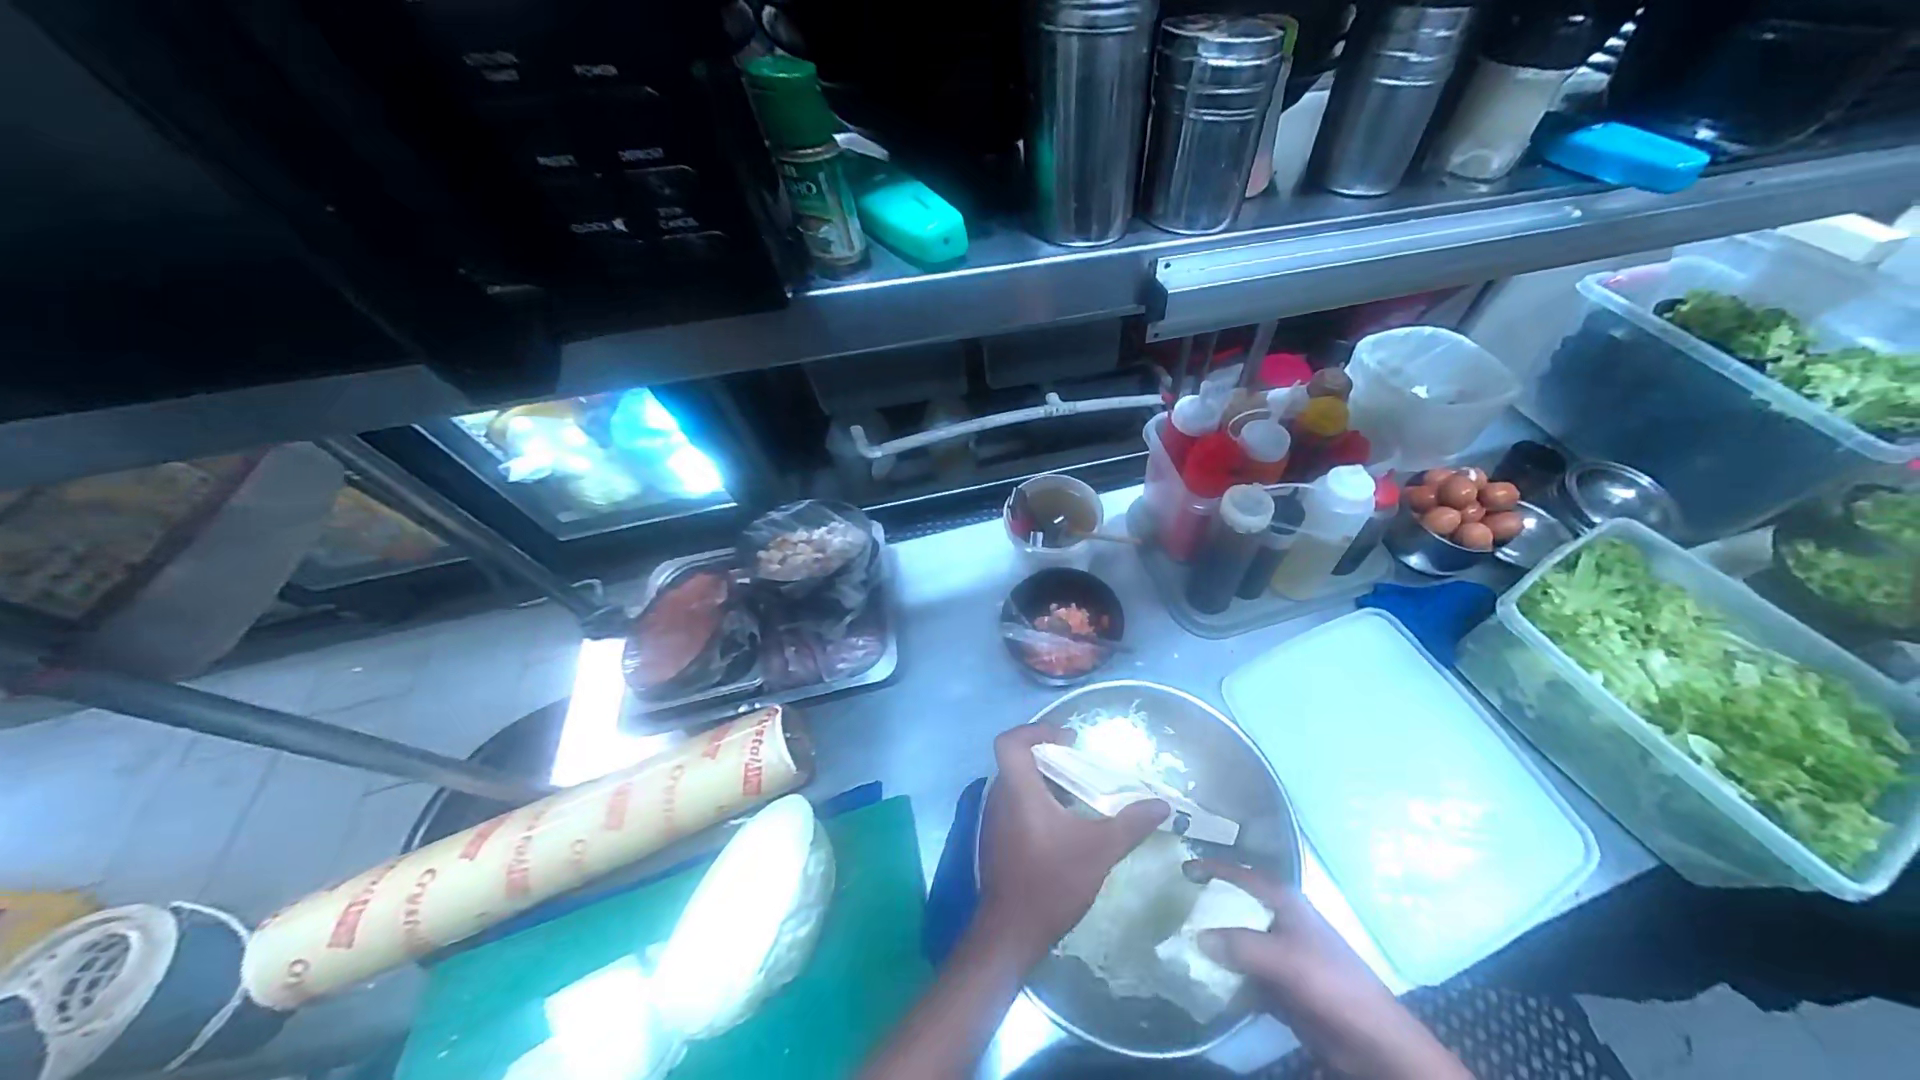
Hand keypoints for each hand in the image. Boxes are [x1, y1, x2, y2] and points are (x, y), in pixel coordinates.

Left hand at [976, 723, 1167, 962]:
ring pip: (1015, 784)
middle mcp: (1000, 798)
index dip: (1035, 731)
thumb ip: (1131, 824)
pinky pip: (1014, 805)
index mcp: (1018, 791)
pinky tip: (1063, 823)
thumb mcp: (1099, 850)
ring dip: (1043, 780)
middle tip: (1079, 763)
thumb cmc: (1052, 881)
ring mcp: (993, 820)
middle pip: (1016, 760)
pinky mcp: (996, 840)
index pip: (1010, 742)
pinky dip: (1036, 801)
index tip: (1067, 739)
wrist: (1012, 931)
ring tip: (1077, 791)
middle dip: (1047, 755)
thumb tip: (1162, 804)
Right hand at [1189, 860, 1472, 1079]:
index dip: (1214, 867)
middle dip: (1207, 906)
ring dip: (1213, 945)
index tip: (1182, 867)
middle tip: (1174, 906)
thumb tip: (1198, 935)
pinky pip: (1243, 975)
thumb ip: (1239, 944)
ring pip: (1237, 942)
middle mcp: (1280, 922)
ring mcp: (1281, 955)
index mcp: (1285, 903)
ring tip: (1178, 942)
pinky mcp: (1280, 986)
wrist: (1372, 1041)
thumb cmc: (1330, 983)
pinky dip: (1225, 977)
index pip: (1243, 874)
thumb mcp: (1283, 958)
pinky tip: (1202, 980)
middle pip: (1237, 906)